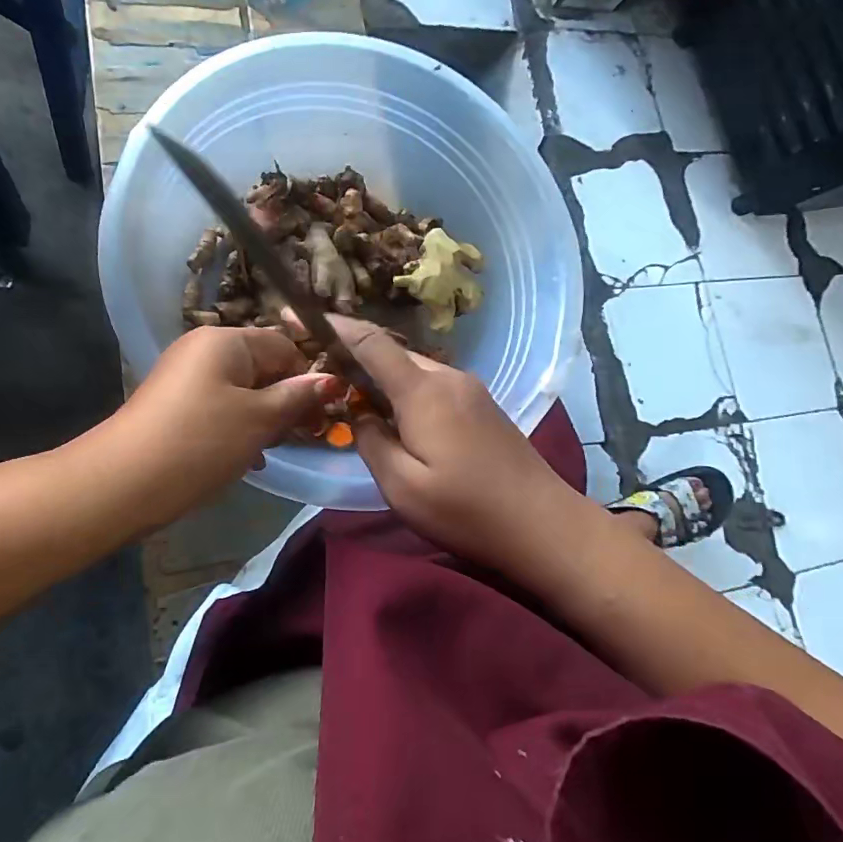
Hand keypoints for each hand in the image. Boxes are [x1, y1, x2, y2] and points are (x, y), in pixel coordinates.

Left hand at [100, 326, 342, 523]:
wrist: (125, 481)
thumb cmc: (201, 441)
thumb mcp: (258, 419)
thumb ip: (296, 397)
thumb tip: (330, 380)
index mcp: (225, 341)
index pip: (284, 346)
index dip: (308, 378)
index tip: (322, 416)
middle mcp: (203, 350)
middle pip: (262, 367)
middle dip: (284, 401)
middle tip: (298, 437)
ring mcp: (185, 378)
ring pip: (241, 392)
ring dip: (262, 419)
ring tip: (269, 450)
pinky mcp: (175, 406)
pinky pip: (219, 409)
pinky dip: (236, 429)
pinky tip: (244, 458)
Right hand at [334, 317, 591, 572]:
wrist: (544, 525)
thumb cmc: (466, 510)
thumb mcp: (401, 486)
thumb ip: (369, 442)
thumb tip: (358, 415)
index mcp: (423, 390)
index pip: (370, 342)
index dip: (333, 327)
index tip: (298, 316)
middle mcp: (448, 377)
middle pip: (391, 354)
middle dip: (353, 357)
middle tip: (320, 377)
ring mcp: (470, 389)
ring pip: (412, 370)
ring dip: (380, 378)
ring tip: (351, 401)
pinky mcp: (481, 406)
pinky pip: (431, 385)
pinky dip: (404, 392)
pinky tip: (394, 419)